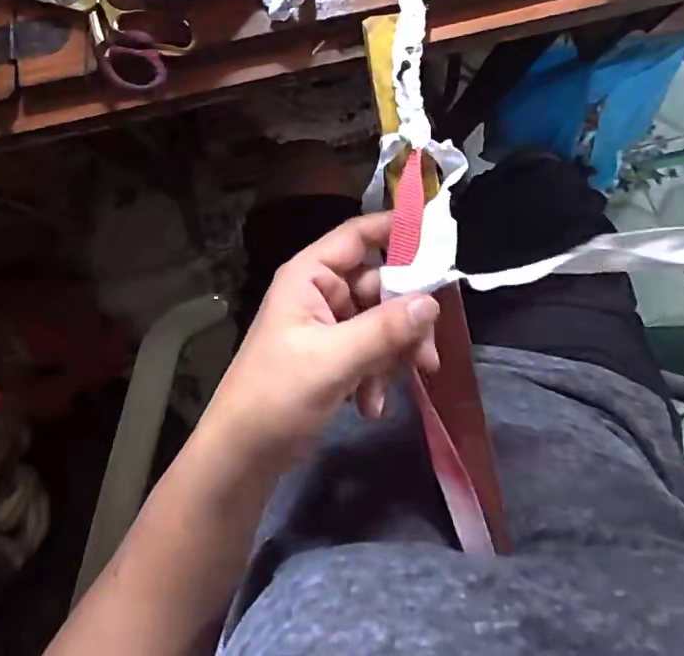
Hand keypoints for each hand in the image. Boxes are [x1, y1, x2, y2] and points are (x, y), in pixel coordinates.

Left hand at [196, 212, 440, 474]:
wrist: (243, 454)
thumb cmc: (277, 396)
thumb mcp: (334, 361)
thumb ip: (384, 329)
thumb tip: (431, 301)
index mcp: (310, 276)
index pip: (358, 234)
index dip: (397, 229)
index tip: (440, 237)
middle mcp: (320, 291)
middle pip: (380, 284)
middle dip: (405, 321)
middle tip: (426, 357)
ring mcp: (327, 323)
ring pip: (382, 320)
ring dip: (392, 355)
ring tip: (385, 392)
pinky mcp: (333, 353)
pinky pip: (372, 349)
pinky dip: (378, 375)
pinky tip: (370, 406)